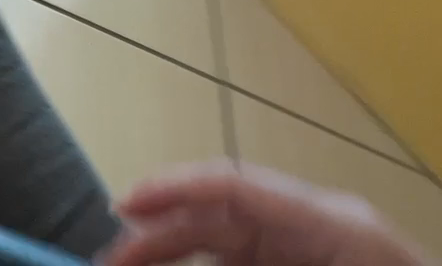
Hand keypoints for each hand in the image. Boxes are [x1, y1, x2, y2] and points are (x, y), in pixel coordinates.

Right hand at [103, 162, 435, 265]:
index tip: (123, 208)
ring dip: (171, 250)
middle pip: (216, 213)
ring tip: (126, 264)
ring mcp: (310, 246)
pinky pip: (238, 258)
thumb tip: (167, 252)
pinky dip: (201, 265)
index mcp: (330, 220)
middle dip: (158, 233)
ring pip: (221, 237)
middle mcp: (313, 223)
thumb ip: (240, 263)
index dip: (171, 187)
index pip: (231, 183)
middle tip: (110, 260)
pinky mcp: (305, 263)